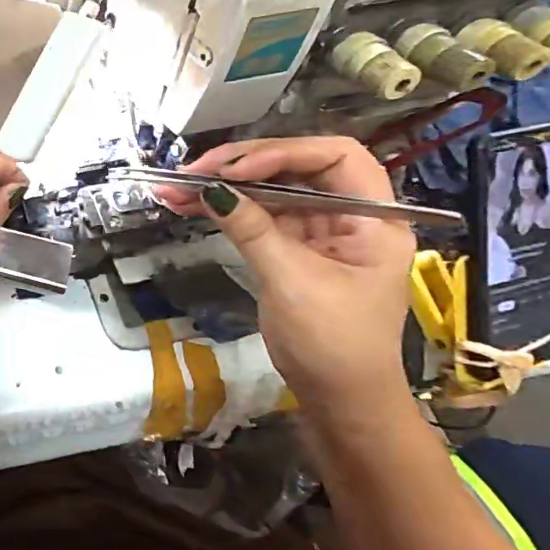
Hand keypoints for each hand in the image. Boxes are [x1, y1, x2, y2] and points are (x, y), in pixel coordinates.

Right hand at [151, 137, 415, 414]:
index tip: (233, 169)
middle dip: (242, 165)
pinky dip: (223, 208)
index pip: (335, 157)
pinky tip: (187, 204)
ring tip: (176, 187)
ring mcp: (316, 230)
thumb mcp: (292, 282)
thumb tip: (210, 189)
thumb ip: (252, 230)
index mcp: (373, 218)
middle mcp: (347, 215)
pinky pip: (255, 215)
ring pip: (269, 190)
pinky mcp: (290, 247)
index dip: (283, 153)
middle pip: (296, 168)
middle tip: (194, 172)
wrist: (337, 396)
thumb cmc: (333, 343)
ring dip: (223, 185)